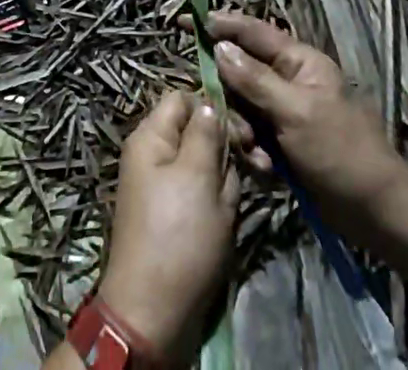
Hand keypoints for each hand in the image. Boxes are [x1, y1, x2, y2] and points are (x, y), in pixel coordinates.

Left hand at [96, 90, 238, 362]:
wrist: (155, 309)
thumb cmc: (178, 235)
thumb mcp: (197, 175)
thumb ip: (206, 134)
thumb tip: (210, 104)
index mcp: (151, 136)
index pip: (183, 99)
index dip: (212, 107)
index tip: (240, 129)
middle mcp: (155, 153)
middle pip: (197, 129)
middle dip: (227, 143)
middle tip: (255, 159)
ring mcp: (166, 183)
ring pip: (206, 161)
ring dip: (228, 173)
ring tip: (247, 187)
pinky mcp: (178, 210)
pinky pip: (203, 188)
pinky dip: (221, 196)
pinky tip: (232, 210)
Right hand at [208, 12, 407, 245]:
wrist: (374, 211)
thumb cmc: (341, 152)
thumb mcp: (295, 111)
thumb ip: (254, 79)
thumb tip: (219, 47)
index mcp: (299, 61)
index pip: (252, 32)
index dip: (219, 24)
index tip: (186, 19)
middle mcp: (289, 81)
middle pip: (239, 74)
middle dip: (232, 102)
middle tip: (239, 129)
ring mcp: (284, 112)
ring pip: (241, 109)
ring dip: (244, 134)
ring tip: (260, 156)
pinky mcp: (281, 141)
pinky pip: (251, 136)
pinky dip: (254, 153)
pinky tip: (268, 171)